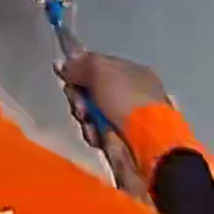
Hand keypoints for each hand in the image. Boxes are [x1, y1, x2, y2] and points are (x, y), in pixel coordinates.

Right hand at [56, 51, 169, 195]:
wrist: (150, 149)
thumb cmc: (125, 100)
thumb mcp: (97, 69)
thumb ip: (78, 63)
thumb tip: (63, 65)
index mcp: (134, 73)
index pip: (99, 65)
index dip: (80, 68)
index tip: (66, 73)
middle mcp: (131, 95)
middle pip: (90, 88)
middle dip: (78, 94)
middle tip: (80, 101)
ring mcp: (127, 119)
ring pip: (89, 110)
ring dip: (82, 113)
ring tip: (87, 119)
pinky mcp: (122, 141)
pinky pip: (95, 130)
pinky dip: (92, 131)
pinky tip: (96, 134)